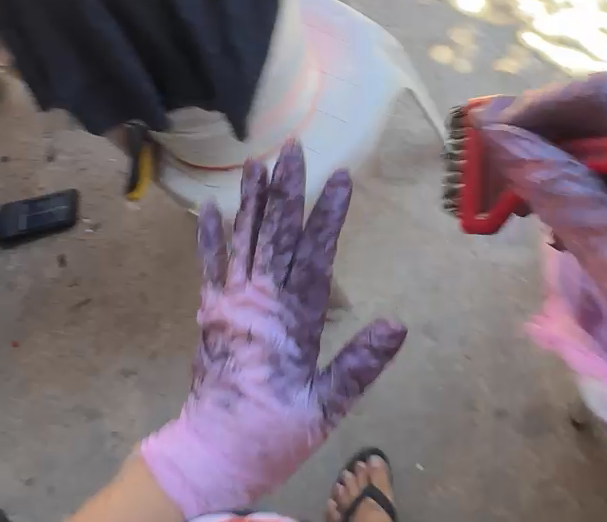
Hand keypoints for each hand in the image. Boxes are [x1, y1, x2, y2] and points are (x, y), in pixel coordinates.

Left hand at [138, 145, 406, 517]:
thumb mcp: (326, 406)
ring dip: (252, 200)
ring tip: (256, 162)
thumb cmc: (274, 432)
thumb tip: (398, 324)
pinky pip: (209, 267)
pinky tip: (210, 208)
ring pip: (244, 240)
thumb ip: (359, 364)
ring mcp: (230, 303)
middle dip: (287, 189)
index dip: (329, 215)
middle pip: (277, 234)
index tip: (341, 178)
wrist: (210, 457)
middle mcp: (260, 301)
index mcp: (294, 318)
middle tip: (293, 149)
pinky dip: (209, 236)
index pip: (316, 255)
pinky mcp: (209, 313)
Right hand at [483, 73, 606, 492]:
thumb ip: (552, 183)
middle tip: (497, 177)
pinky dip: (589, 198)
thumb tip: (493, 132)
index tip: (489, 137)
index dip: (538, 108)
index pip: (600, 94)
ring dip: (562, 172)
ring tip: (527, 207)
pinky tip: (567, 230)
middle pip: (604, 119)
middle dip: (545, 142)